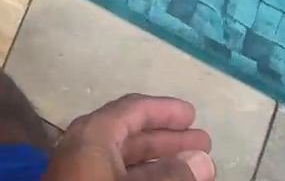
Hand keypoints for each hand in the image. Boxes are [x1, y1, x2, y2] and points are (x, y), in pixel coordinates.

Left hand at [44, 94, 215, 180]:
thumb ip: (170, 176)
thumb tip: (202, 159)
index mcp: (94, 133)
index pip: (132, 109)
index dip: (163, 110)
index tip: (192, 114)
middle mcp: (86, 145)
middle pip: (132, 133)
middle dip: (168, 137)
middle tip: (203, 141)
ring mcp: (82, 169)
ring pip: (127, 159)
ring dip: (161, 162)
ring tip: (196, 168)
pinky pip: (118, 175)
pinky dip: (145, 177)